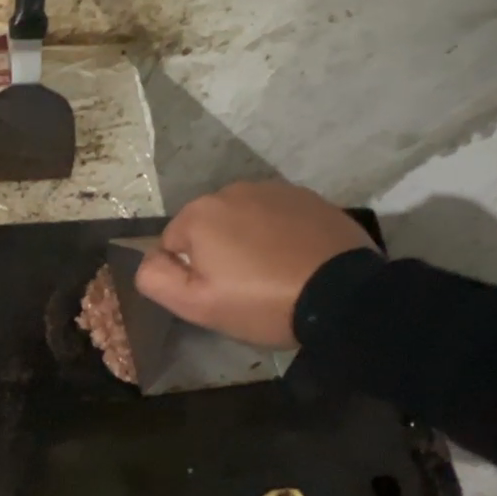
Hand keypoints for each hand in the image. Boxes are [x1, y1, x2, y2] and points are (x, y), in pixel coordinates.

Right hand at [135, 182, 375, 347]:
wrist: (346, 296)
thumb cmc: (263, 301)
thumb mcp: (197, 305)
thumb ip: (155, 278)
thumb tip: (150, 259)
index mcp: (199, 213)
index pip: (172, 246)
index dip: (190, 275)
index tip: (219, 295)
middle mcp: (232, 190)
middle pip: (207, 229)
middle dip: (218, 254)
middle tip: (246, 288)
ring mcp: (274, 190)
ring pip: (242, 221)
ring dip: (248, 243)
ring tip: (274, 275)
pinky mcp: (309, 198)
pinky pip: (276, 218)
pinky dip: (279, 236)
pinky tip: (296, 262)